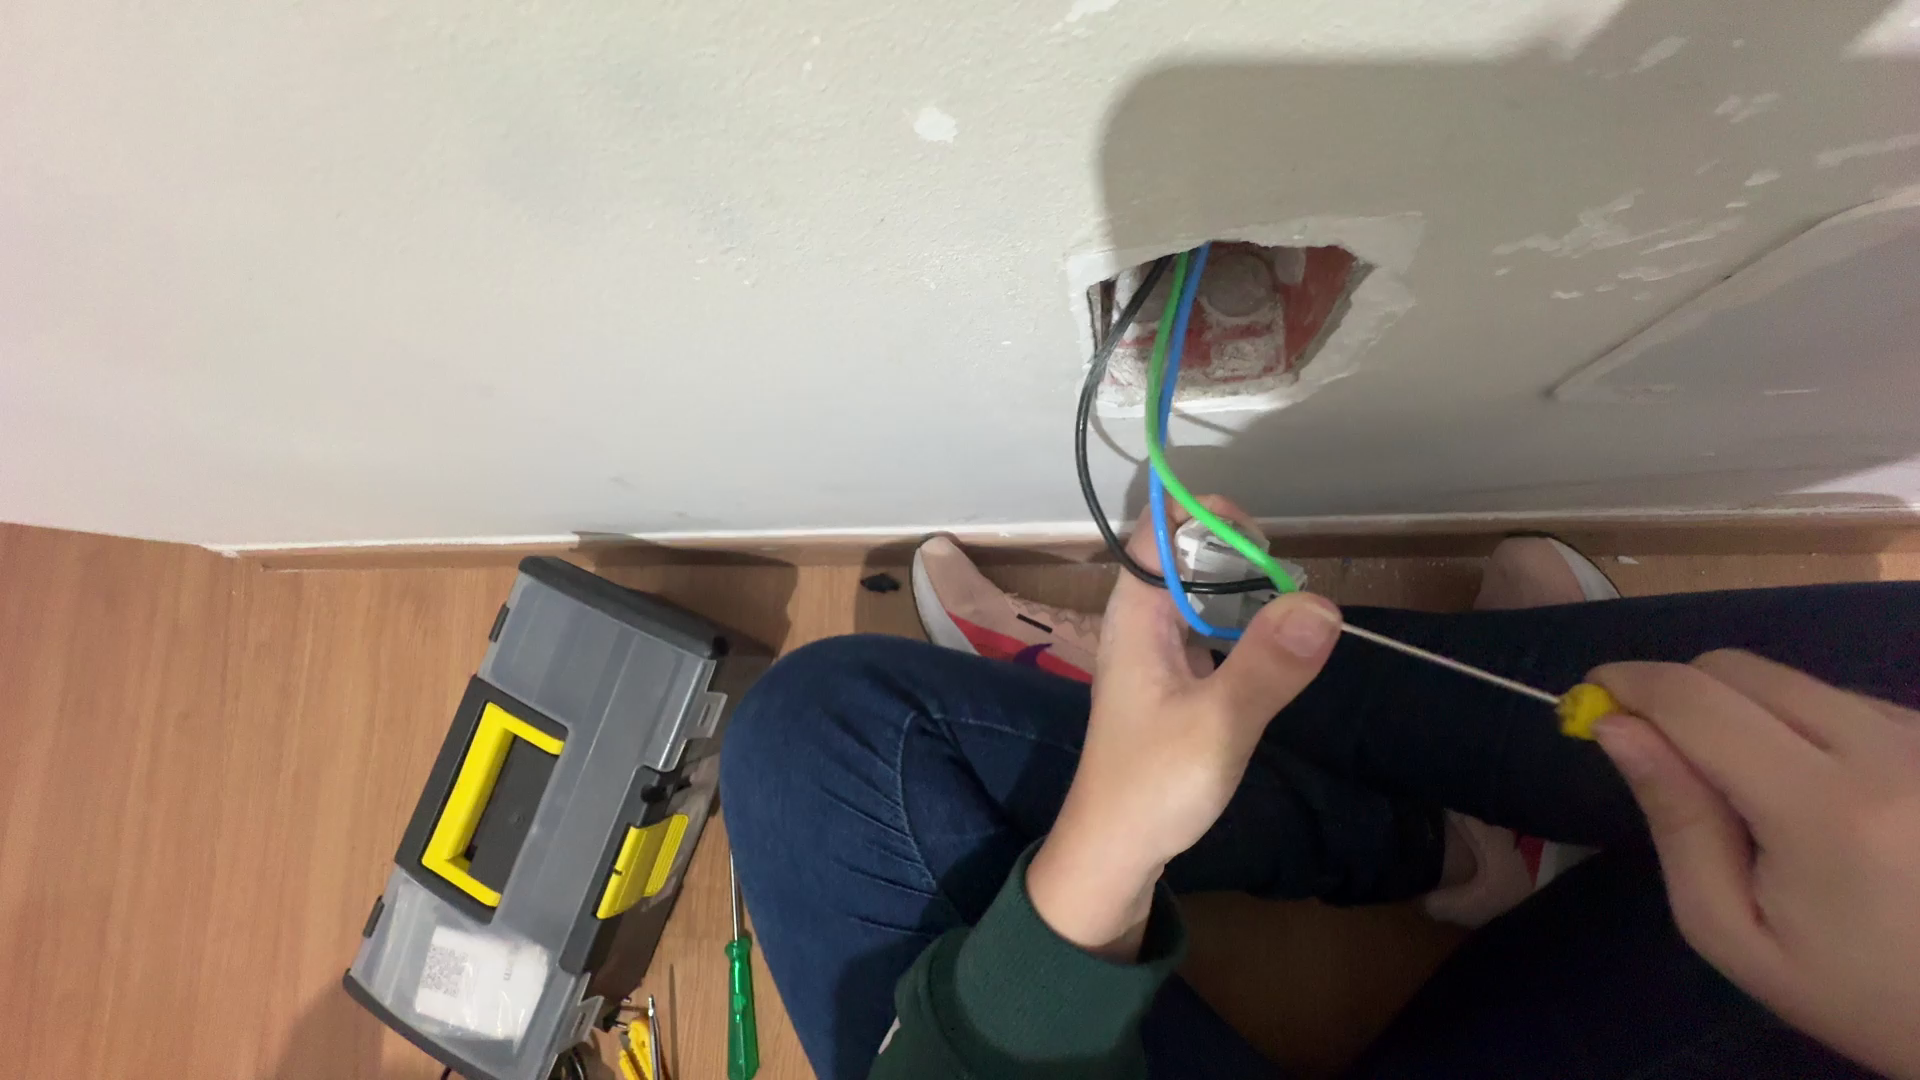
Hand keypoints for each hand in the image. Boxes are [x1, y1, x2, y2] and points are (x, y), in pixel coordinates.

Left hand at [1027, 498, 1341, 959]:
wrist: (1114, 846)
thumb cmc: (1154, 785)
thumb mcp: (1219, 724)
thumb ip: (1267, 664)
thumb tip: (1322, 603)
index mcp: (1134, 614)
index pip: (1157, 531)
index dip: (1204, 517)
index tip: (1261, 542)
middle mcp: (1138, 620)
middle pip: (1182, 554)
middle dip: (1235, 553)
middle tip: (1286, 586)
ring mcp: (1153, 648)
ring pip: (1197, 592)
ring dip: (1241, 589)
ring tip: (1288, 613)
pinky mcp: (1170, 676)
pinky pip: (1205, 628)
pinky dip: (1239, 623)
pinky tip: (1271, 646)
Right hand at [1591, 650, 1919, 1079]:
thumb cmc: (1863, 994)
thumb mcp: (1730, 928)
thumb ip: (1675, 819)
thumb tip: (1615, 726)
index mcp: (1827, 810)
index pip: (1694, 699)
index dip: (1626, 682)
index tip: (1589, 696)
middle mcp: (1894, 757)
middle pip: (1740, 669)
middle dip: (1676, 691)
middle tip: (1658, 743)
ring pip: (1793, 681)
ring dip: (1742, 709)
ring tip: (1754, 782)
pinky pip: (1848, 702)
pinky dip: (1800, 723)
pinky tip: (1822, 788)